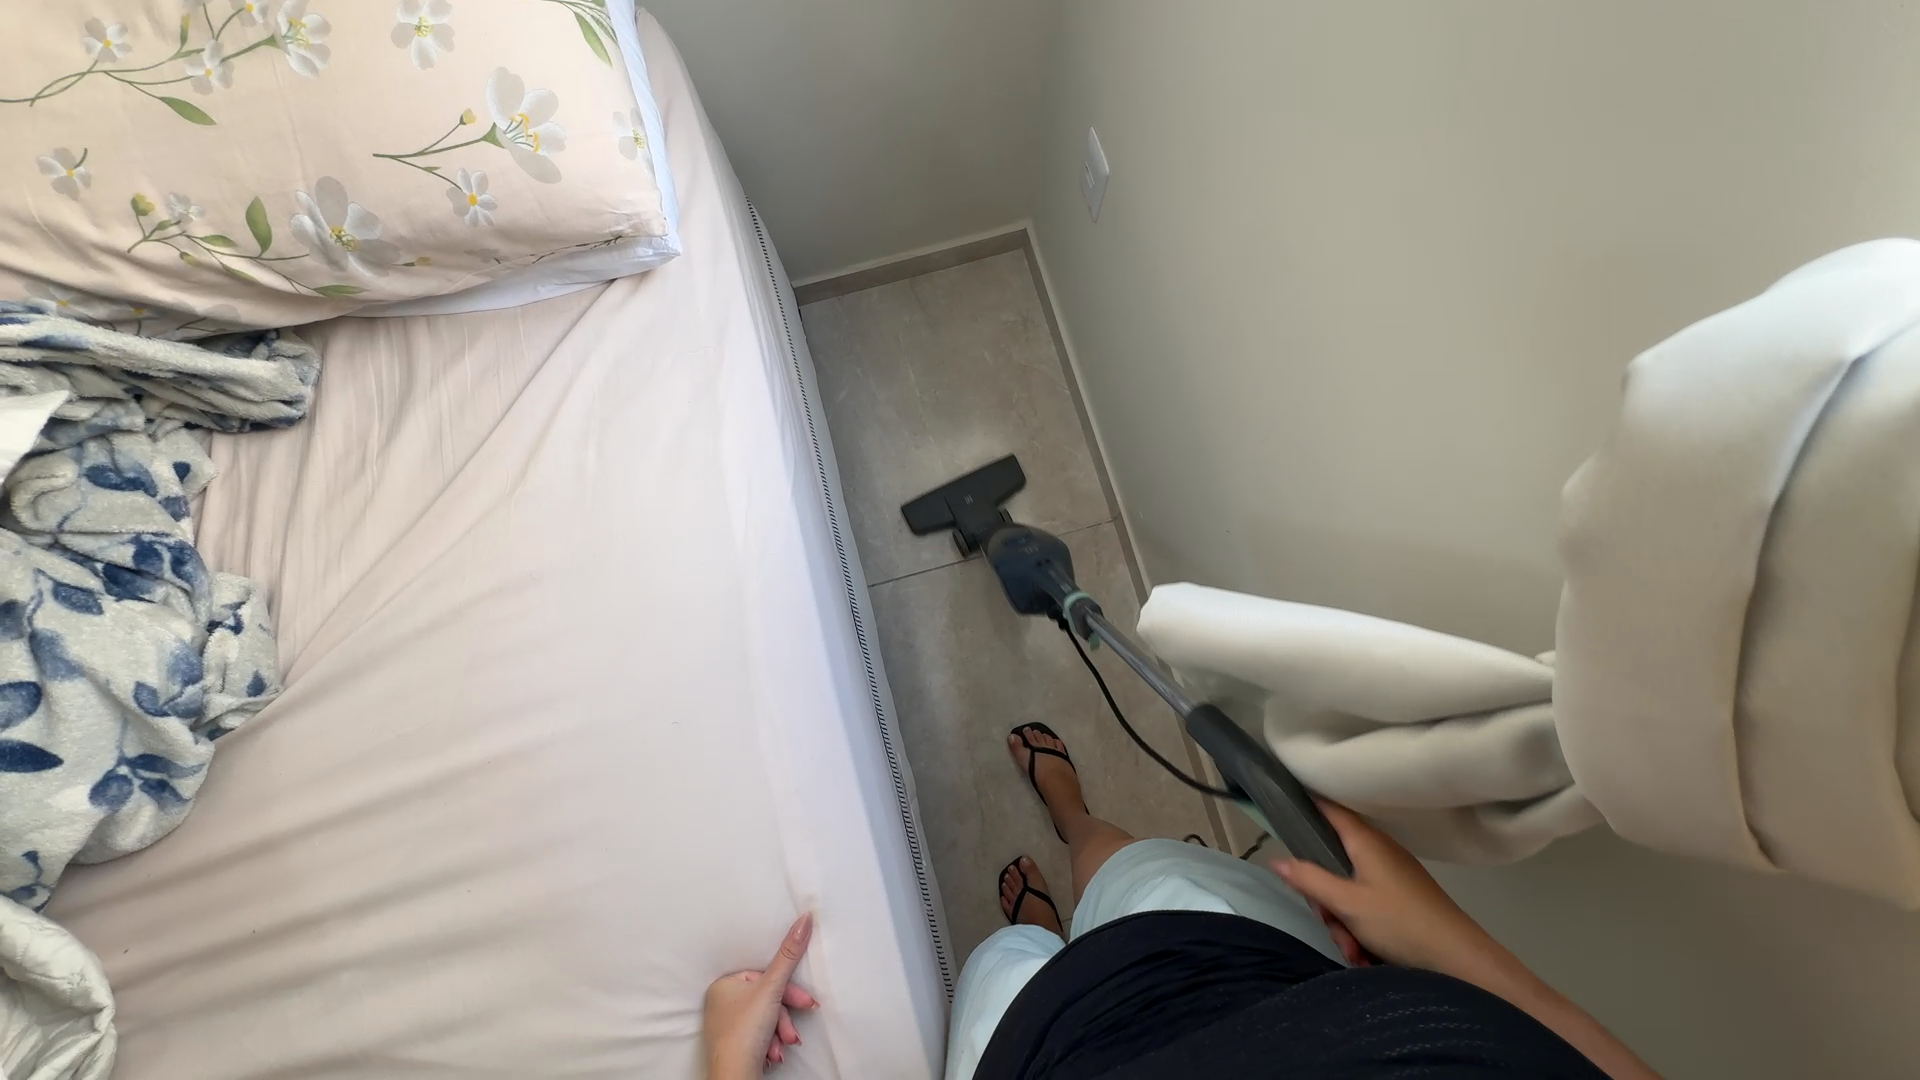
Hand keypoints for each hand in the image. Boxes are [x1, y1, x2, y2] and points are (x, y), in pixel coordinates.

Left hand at [703, 913, 818, 1078]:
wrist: (735, 1078)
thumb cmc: (746, 1031)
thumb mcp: (773, 988)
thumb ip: (789, 954)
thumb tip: (805, 919)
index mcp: (723, 985)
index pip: (764, 977)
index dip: (787, 990)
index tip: (804, 1002)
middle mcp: (721, 1004)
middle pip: (767, 1000)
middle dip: (785, 1016)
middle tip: (794, 1030)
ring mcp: (726, 1027)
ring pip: (766, 1019)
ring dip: (780, 1032)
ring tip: (784, 1045)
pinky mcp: (733, 1047)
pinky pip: (759, 1036)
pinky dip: (771, 1043)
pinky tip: (773, 1054)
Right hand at [1272, 801, 1512, 981]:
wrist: (1464, 964)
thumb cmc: (1401, 922)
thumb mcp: (1346, 903)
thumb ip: (1308, 879)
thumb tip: (1275, 859)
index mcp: (1365, 841)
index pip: (1328, 807)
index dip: (1303, 805)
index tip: (1281, 814)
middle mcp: (1378, 852)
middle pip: (1332, 860)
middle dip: (1324, 895)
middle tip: (1327, 919)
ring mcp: (1393, 876)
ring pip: (1348, 889)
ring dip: (1343, 920)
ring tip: (1353, 951)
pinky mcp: (1403, 899)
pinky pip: (1368, 905)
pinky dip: (1361, 928)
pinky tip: (1366, 956)